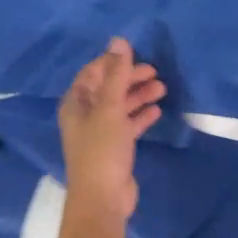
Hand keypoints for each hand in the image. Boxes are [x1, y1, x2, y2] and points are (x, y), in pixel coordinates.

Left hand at [57, 37, 165, 217]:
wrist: (103, 197)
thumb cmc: (102, 150)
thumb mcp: (109, 108)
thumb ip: (116, 75)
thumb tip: (120, 40)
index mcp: (76, 103)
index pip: (93, 73)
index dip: (114, 62)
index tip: (138, 57)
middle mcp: (85, 115)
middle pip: (108, 89)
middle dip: (131, 79)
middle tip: (156, 73)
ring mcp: (99, 133)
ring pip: (120, 107)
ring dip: (139, 96)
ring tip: (162, 89)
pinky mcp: (114, 149)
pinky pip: (127, 125)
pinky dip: (140, 116)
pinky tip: (156, 111)